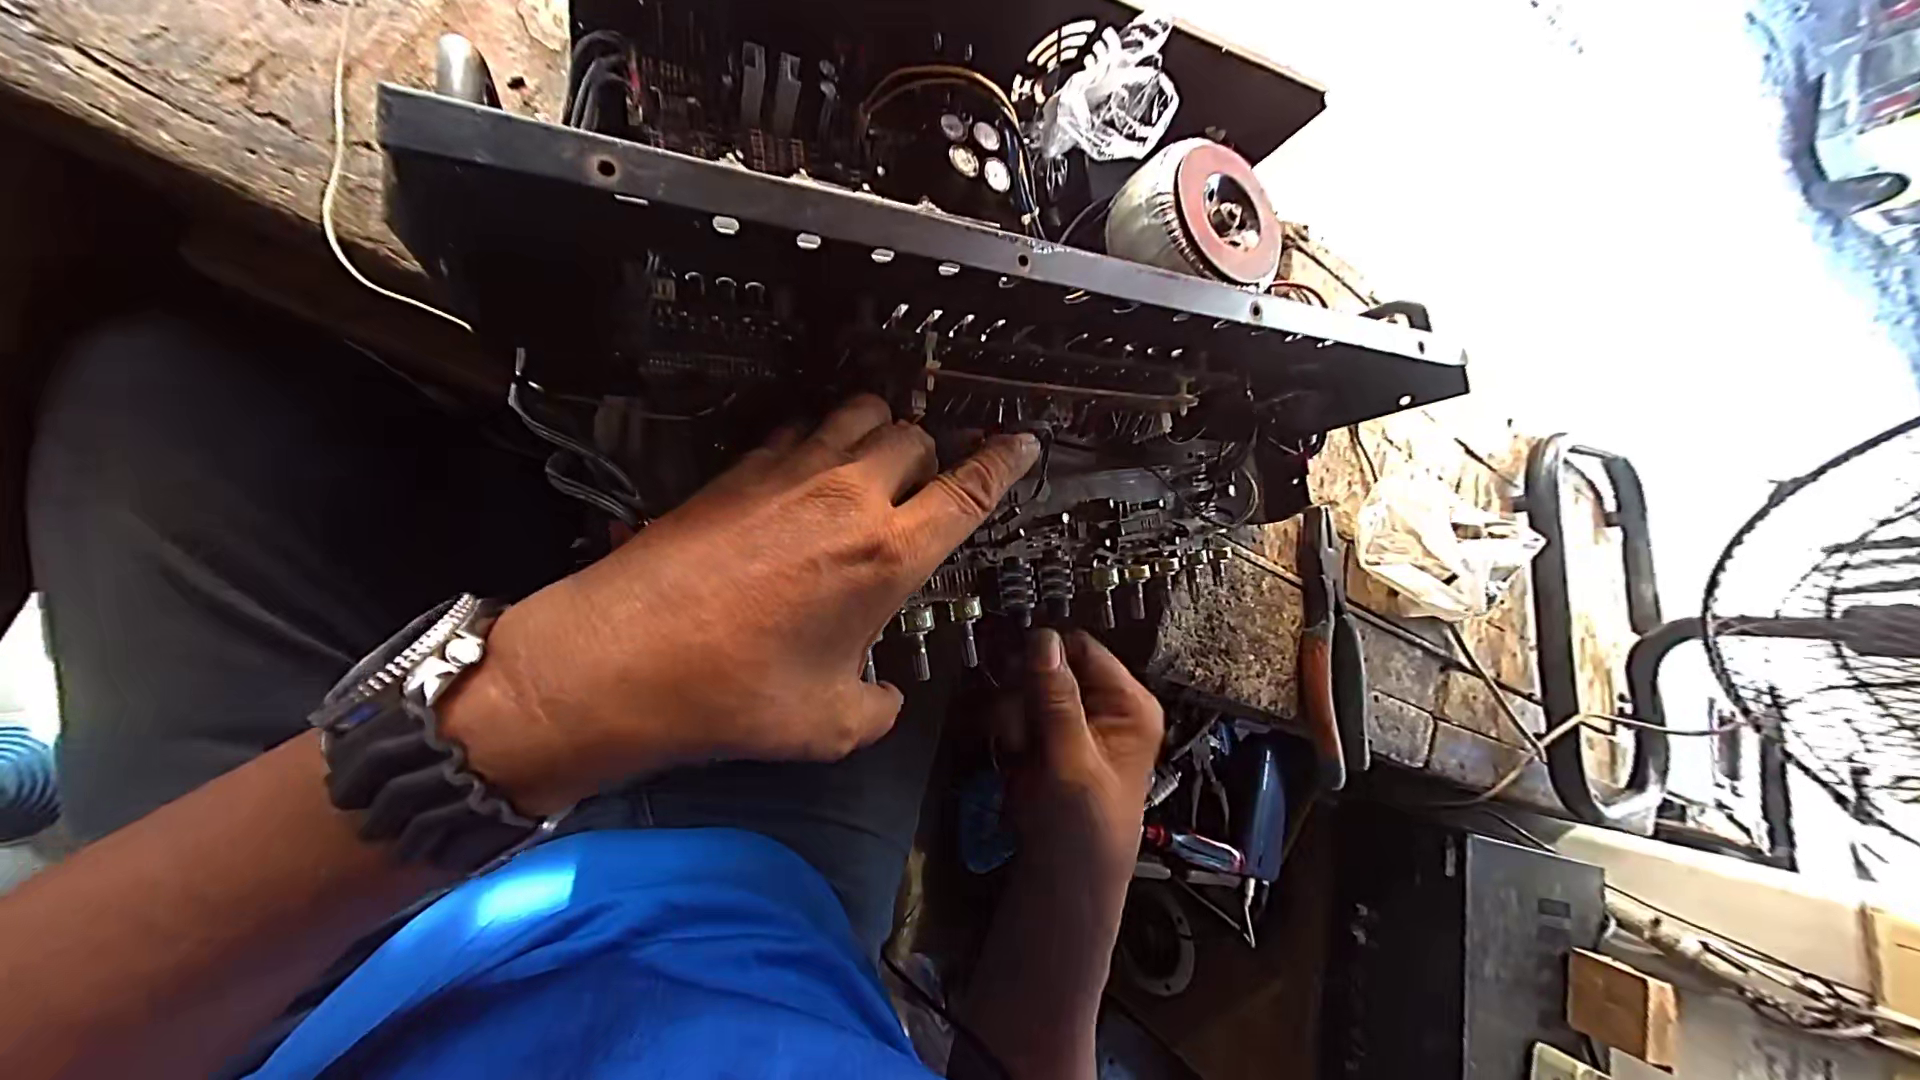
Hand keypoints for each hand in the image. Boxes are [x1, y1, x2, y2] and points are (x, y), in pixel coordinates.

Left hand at [441, 395, 1039, 813]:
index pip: (969, 491)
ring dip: (880, 432)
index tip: (1020, 443)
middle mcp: (847, 499)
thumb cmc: (732, 696)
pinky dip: (821, 438)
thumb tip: (884, 698)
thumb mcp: (829, 723)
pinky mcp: (739, 469)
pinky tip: (809, 470)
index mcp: (887, 556)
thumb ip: (878, 706)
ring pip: (860, 414)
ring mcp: (789, 474)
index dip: (1004, 461)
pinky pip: (800, 428)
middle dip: (932, 456)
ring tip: (875, 464)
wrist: (616, 663)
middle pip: (915, 437)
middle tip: (924, 488)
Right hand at [995, 629, 1164, 881]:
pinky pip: (1013, 710)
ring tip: (1020, 753)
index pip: (1083, 649)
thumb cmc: (1085, 830)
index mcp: (1127, 704)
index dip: (1047, 655)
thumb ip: (1056, 700)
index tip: (1016, 669)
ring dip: (1012, 718)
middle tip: (1020, 729)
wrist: (1060, 881)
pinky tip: (1013, 757)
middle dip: (1025, 696)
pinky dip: (1006, 730)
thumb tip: (1043, 640)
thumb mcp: (1073, 762)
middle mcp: (1099, 704)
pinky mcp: (1042, 735)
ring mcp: (1068, 719)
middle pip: (1047, 666)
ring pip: (1023, 687)